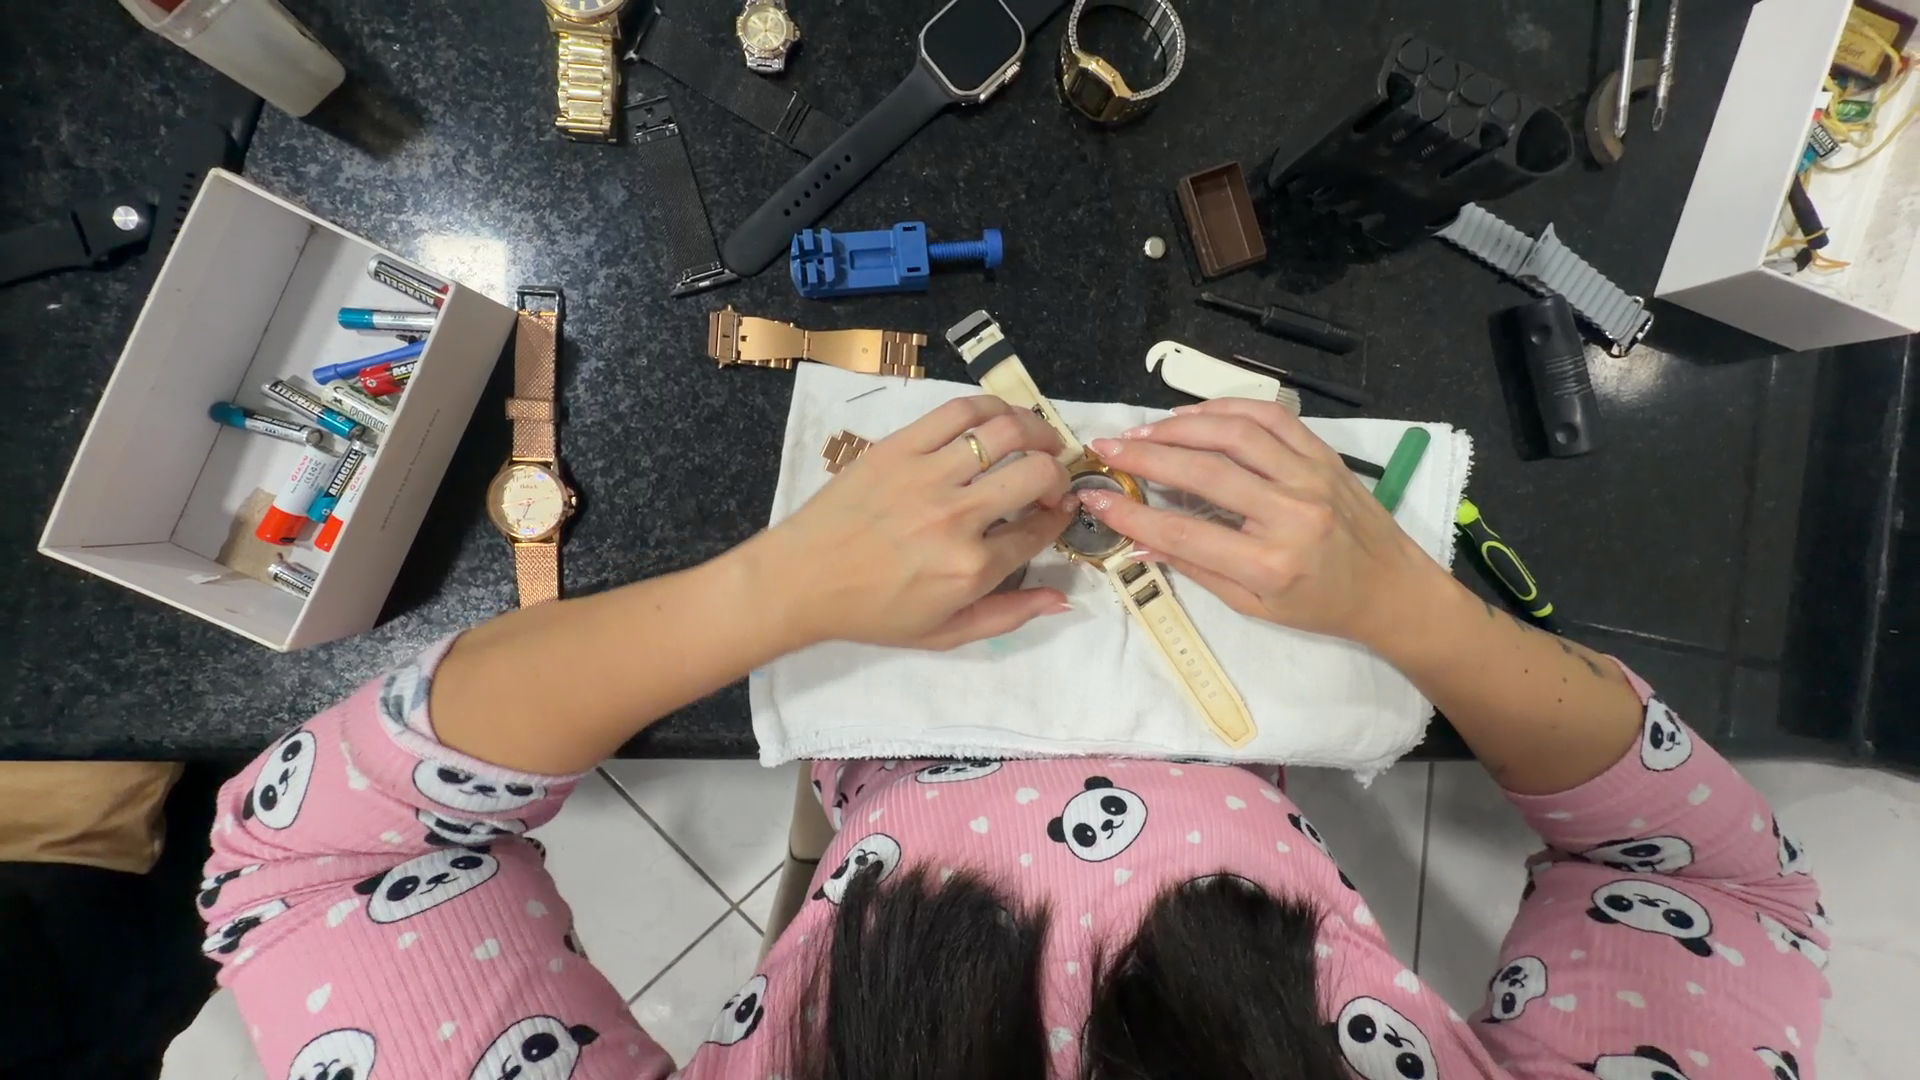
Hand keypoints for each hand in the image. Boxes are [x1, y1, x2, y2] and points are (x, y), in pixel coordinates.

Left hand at [752, 396, 1076, 649]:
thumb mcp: (945, 633)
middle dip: (1058, 474)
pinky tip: (1000, 418)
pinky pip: (958, 412)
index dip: (1058, 517)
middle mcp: (957, 517)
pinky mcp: (898, 448)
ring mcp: (927, 476)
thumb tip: (1064, 597)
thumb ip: (1008, 616)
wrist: (800, 580)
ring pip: (1005, 431)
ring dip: (1037, 430)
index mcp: (971, 568)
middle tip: (1051, 478)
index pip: (1039, 530)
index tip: (1058, 511)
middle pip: (1036, 473)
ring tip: (1039, 440)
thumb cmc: (872, 613)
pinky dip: (991, 407)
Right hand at [1075, 398, 1447, 649]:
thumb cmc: (1319, 606)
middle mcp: (1292, 513)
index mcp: (1270, 563)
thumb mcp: (1253, 606)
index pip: (1184, 532)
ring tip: (1141, 431)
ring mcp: (1311, 476)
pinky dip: (1225, 408)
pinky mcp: (1323, 454)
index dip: (1131, 514)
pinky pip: (1269, 417)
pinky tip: (1191, 415)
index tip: (1093, 497)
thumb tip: (1138, 541)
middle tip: (1106, 448)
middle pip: (1203, 472)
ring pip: (1235, 434)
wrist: (1394, 590)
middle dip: (1145, 457)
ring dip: (1179, 427)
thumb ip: (1195, 569)